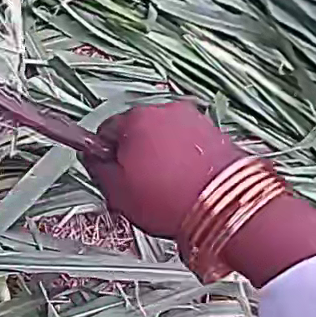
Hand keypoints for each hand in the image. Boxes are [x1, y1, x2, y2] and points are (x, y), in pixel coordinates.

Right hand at [86, 101, 243, 239]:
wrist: (224, 206)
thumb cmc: (167, 199)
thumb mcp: (115, 191)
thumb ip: (96, 167)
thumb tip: (91, 155)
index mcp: (135, 119)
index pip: (105, 131)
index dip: (103, 156)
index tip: (110, 175)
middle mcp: (165, 110)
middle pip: (136, 130)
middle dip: (133, 154)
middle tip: (135, 186)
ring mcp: (194, 119)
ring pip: (163, 136)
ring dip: (158, 157)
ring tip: (161, 188)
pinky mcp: (216, 132)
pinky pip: (187, 143)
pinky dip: (181, 160)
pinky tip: (181, 184)